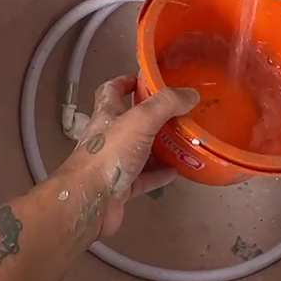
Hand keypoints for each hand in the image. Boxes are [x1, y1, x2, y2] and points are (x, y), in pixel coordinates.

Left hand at [52, 76, 197, 240]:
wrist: (90, 201)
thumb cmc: (109, 155)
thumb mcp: (140, 121)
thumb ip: (166, 105)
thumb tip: (191, 94)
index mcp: (106, 115)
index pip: (111, 91)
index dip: (125, 82)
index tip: (146, 79)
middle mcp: (107, 137)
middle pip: (129, 121)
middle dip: (151, 116)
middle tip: (178, 112)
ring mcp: (113, 164)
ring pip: (139, 151)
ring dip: (159, 146)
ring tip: (184, 140)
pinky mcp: (120, 188)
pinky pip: (143, 178)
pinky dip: (159, 174)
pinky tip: (178, 170)